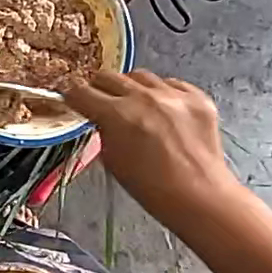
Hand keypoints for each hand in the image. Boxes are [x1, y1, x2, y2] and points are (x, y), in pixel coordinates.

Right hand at [64, 70, 246, 225]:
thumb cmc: (150, 187)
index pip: (81, 92)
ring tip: (134, 103)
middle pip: (108, 76)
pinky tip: (162, 109)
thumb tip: (100, 117)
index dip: (73, 96)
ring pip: (139, 75)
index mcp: (116, 114)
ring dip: (130, 87)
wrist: (198, 196)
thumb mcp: (111, 159)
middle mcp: (143, 97)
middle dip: (99, 88)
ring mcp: (173, 95)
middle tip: (101, 101)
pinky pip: (171, 83)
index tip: (73, 99)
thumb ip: (103, 130)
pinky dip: (162, 93)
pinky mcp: (196, 97)